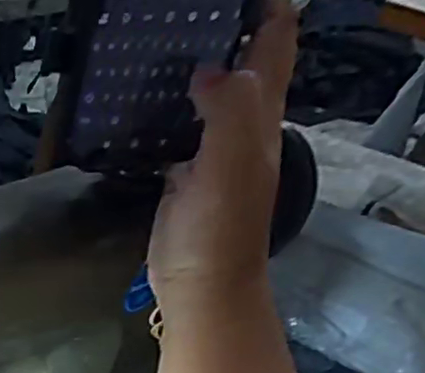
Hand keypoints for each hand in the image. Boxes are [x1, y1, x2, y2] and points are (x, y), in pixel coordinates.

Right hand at [147, 0, 297, 313]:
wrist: (200, 291)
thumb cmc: (217, 233)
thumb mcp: (230, 162)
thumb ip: (228, 106)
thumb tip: (209, 70)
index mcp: (261, 117)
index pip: (276, 43)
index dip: (267, 8)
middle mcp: (241, 127)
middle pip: (246, 60)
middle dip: (232, 26)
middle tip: (193, 11)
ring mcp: (210, 154)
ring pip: (210, 92)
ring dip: (199, 62)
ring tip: (169, 37)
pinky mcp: (181, 179)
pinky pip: (179, 128)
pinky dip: (168, 107)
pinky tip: (148, 98)